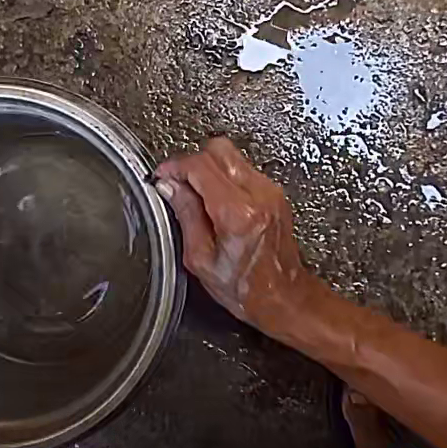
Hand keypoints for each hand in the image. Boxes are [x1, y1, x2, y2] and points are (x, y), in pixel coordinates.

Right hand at [155, 137, 325, 336]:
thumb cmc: (245, 287)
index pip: (201, 165)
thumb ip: (185, 215)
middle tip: (177, 182)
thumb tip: (169, 186)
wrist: (283, 297)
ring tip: (196, 196)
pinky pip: (243, 169)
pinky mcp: (274, 193)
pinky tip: (214, 202)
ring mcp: (270, 191)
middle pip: (218, 149)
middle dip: (192, 162)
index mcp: (237, 212)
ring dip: (208, 169)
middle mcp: (258, 195)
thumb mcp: (200, 258)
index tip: (162, 176)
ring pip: (231, 156)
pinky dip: (223, 177)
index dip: (175, 166)